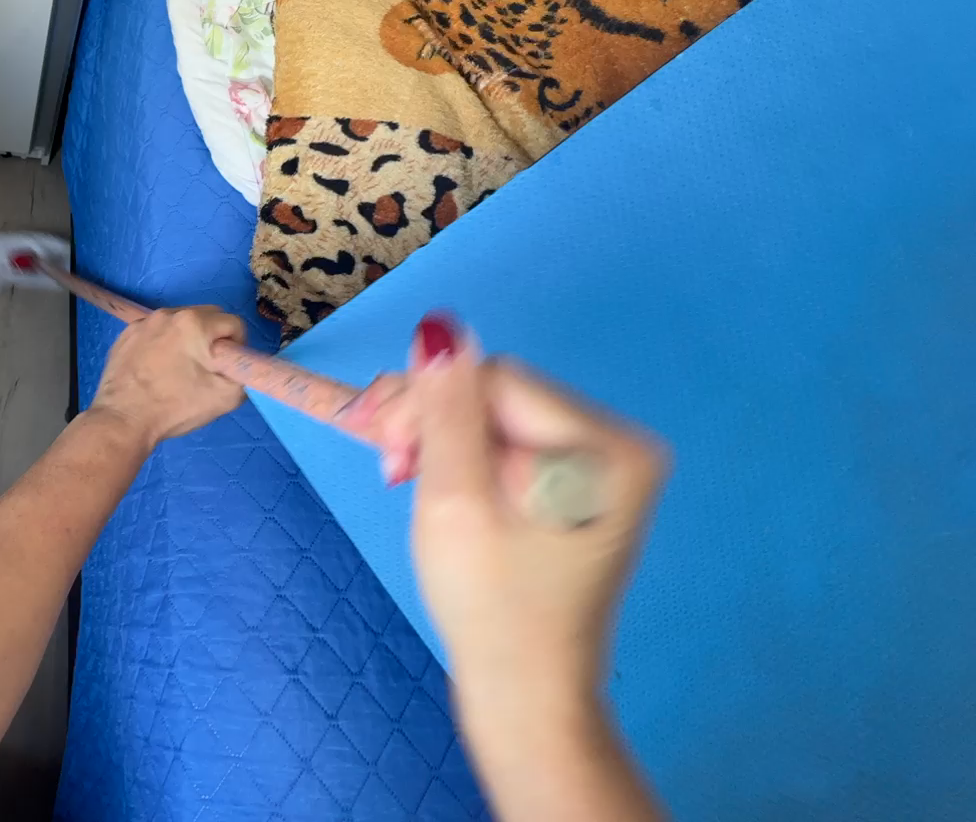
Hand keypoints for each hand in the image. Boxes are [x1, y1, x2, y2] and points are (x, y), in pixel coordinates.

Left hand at [88, 307, 248, 446]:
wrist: (124, 418)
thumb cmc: (176, 406)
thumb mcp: (226, 396)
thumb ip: (244, 372)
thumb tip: (240, 362)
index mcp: (195, 322)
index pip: (234, 324)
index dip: (238, 346)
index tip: (227, 368)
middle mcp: (168, 314)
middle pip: (206, 317)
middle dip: (214, 338)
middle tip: (206, 368)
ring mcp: (143, 322)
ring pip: (179, 323)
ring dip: (187, 339)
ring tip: (179, 369)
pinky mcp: (125, 335)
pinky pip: (155, 332)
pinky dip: (162, 344)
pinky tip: (156, 368)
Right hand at [399, 314, 667, 723]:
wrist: (521, 680)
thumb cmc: (487, 596)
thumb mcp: (452, 494)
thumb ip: (443, 407)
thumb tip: (438, 325)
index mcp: (605, 445)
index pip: (491, 377)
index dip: (426, 404)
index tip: (390, 458)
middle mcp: (614, 442)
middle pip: (490, 388)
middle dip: (428, 419)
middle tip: (392, 468)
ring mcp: (597, 461)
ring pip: (485, 406)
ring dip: (433, 433)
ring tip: (407, 476)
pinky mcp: (572, 476)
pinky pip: (498, 433)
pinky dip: (454, 449)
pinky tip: (434, 478)